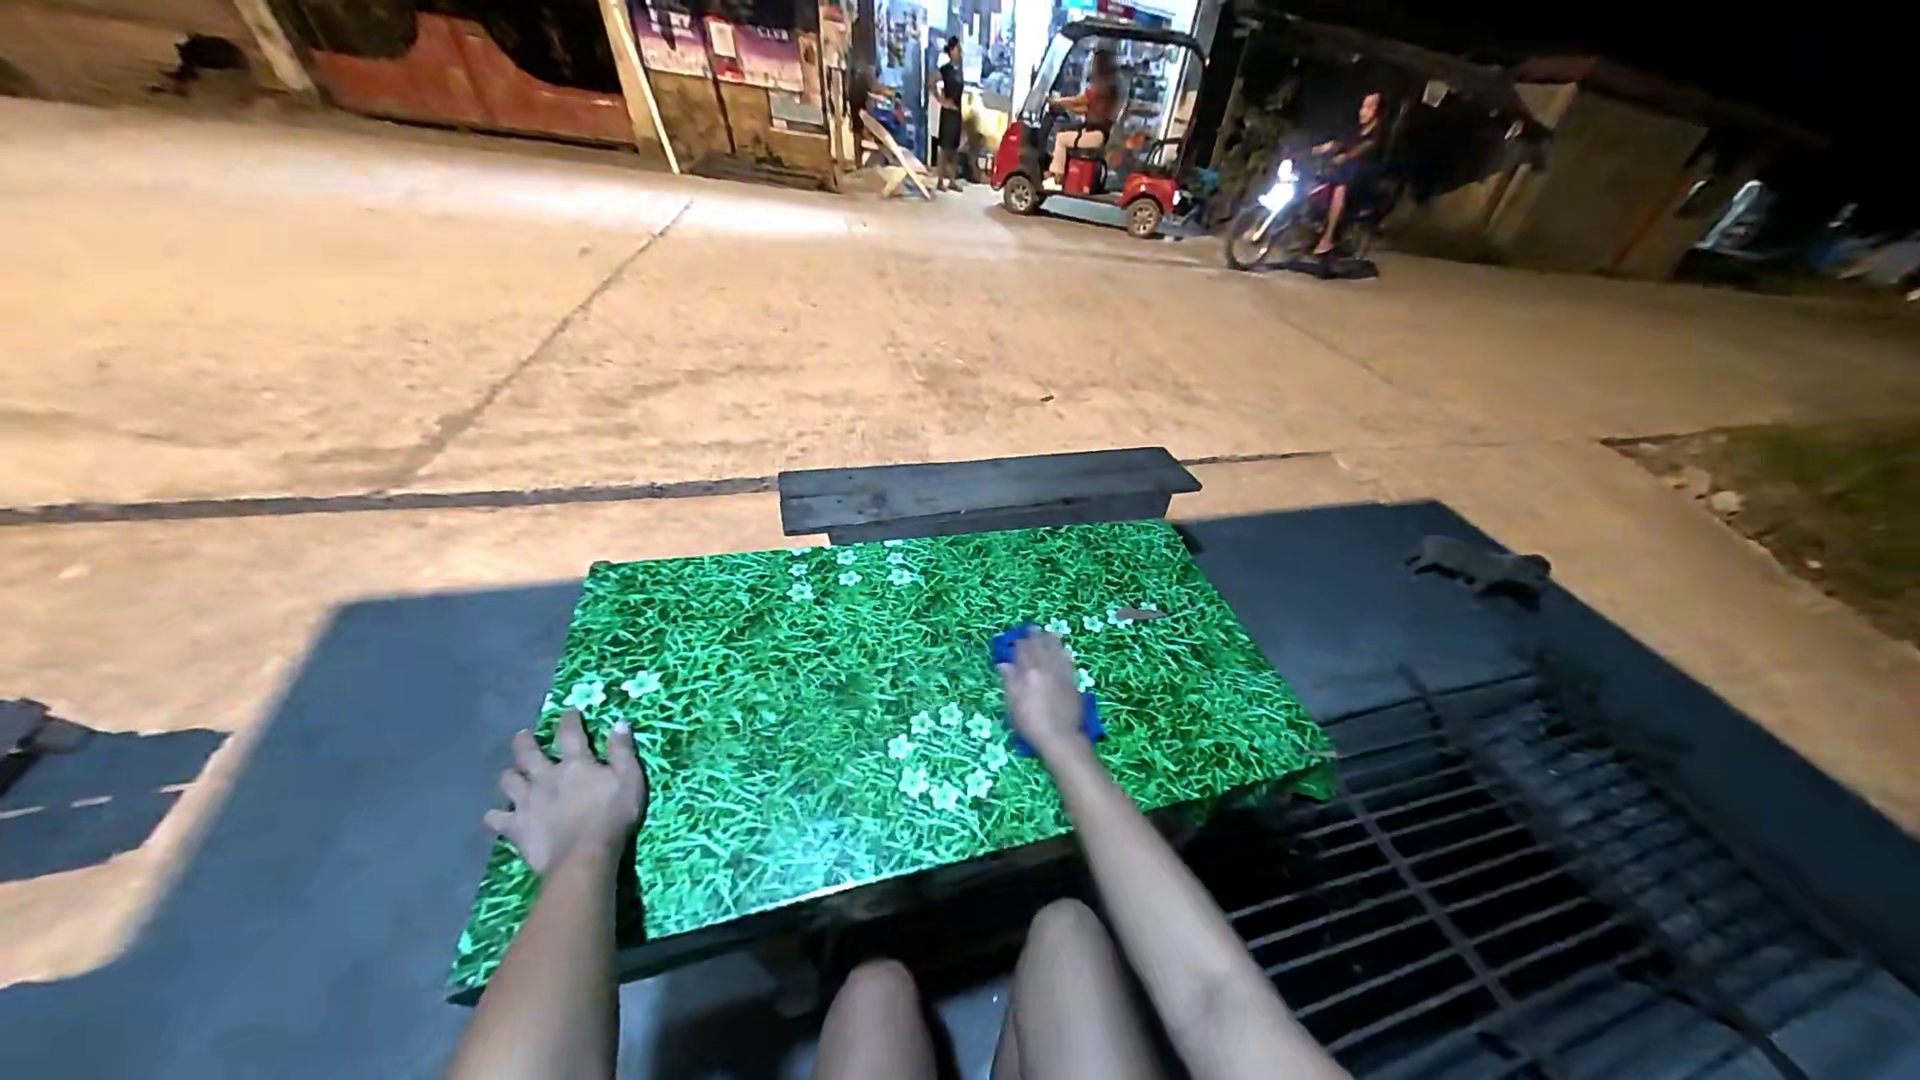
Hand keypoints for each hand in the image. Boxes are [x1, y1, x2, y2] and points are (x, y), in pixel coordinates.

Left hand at [486, 709, 646, 874]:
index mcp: (574, 764)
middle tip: (523, 735)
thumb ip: (622, 750)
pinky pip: (496, 818)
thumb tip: (619, 722)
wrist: (583, 856)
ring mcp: (526, 802)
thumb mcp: (630, 778)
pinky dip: (496, 815)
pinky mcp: (515, 827)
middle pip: (528, 753)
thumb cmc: (612, 815)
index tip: (569, 712)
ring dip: (509, 774)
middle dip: (524, 741)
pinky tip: (497, 815)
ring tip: (512, 773)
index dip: (569, 720)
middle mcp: (545, 777)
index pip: (569, 734)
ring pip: (508, 781)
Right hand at [996, 630, 1085, 758]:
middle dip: (1036, 636)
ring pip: (1056, 651)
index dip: (1019, 643)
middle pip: (1040, 647)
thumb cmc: (1031, 724)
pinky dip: (1065, 653)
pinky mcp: (1073, 682)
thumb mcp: (1012, 704)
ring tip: (1049, 632)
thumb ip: (1009, 681)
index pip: (1023, 651)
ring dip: (1052, 640)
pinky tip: (1064, 649)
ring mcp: (1061, 674)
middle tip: (1032, 628)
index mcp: (1028, 673)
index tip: (1017, 639)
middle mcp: (1046, 669)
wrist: (1061, 738)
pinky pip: (1069, 661)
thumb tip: (1003, 664)